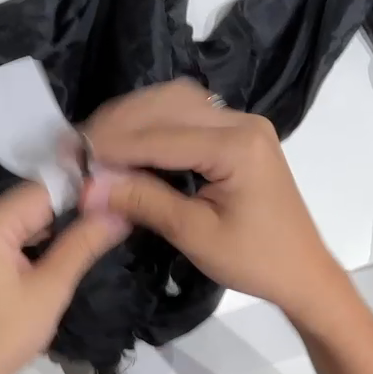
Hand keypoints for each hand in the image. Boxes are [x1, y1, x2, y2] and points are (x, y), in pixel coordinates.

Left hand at [0, 182, 128, 373]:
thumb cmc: (8, 333)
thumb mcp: (52, 287)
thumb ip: (84, 244)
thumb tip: (120, 210)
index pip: (43, 190)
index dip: (83, 191)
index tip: (118, 197)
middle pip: (34, 199)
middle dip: (73, 206)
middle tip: (114, 213)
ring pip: (27, 215)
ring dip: (59, 222)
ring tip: (100, 226)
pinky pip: (15, 230)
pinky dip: (40, 236)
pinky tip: (68, 245)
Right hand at [82, 80, 349, 321]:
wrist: (301, 271)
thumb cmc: (253, 260)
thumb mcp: (194, 235)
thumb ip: (143, 202)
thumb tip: (90, 188)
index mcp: (237, 147)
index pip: (160, 136)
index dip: (112, 146)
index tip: (71, 158)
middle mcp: (241, 122)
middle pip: (166, 104)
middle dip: (117, 124)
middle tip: (76, 147)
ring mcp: (241, 125)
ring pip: (174, 102)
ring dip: (131, 118)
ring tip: (94, 142)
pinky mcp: (235, 135)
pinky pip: (185, 115)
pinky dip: (150, 124)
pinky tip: (125, 141)